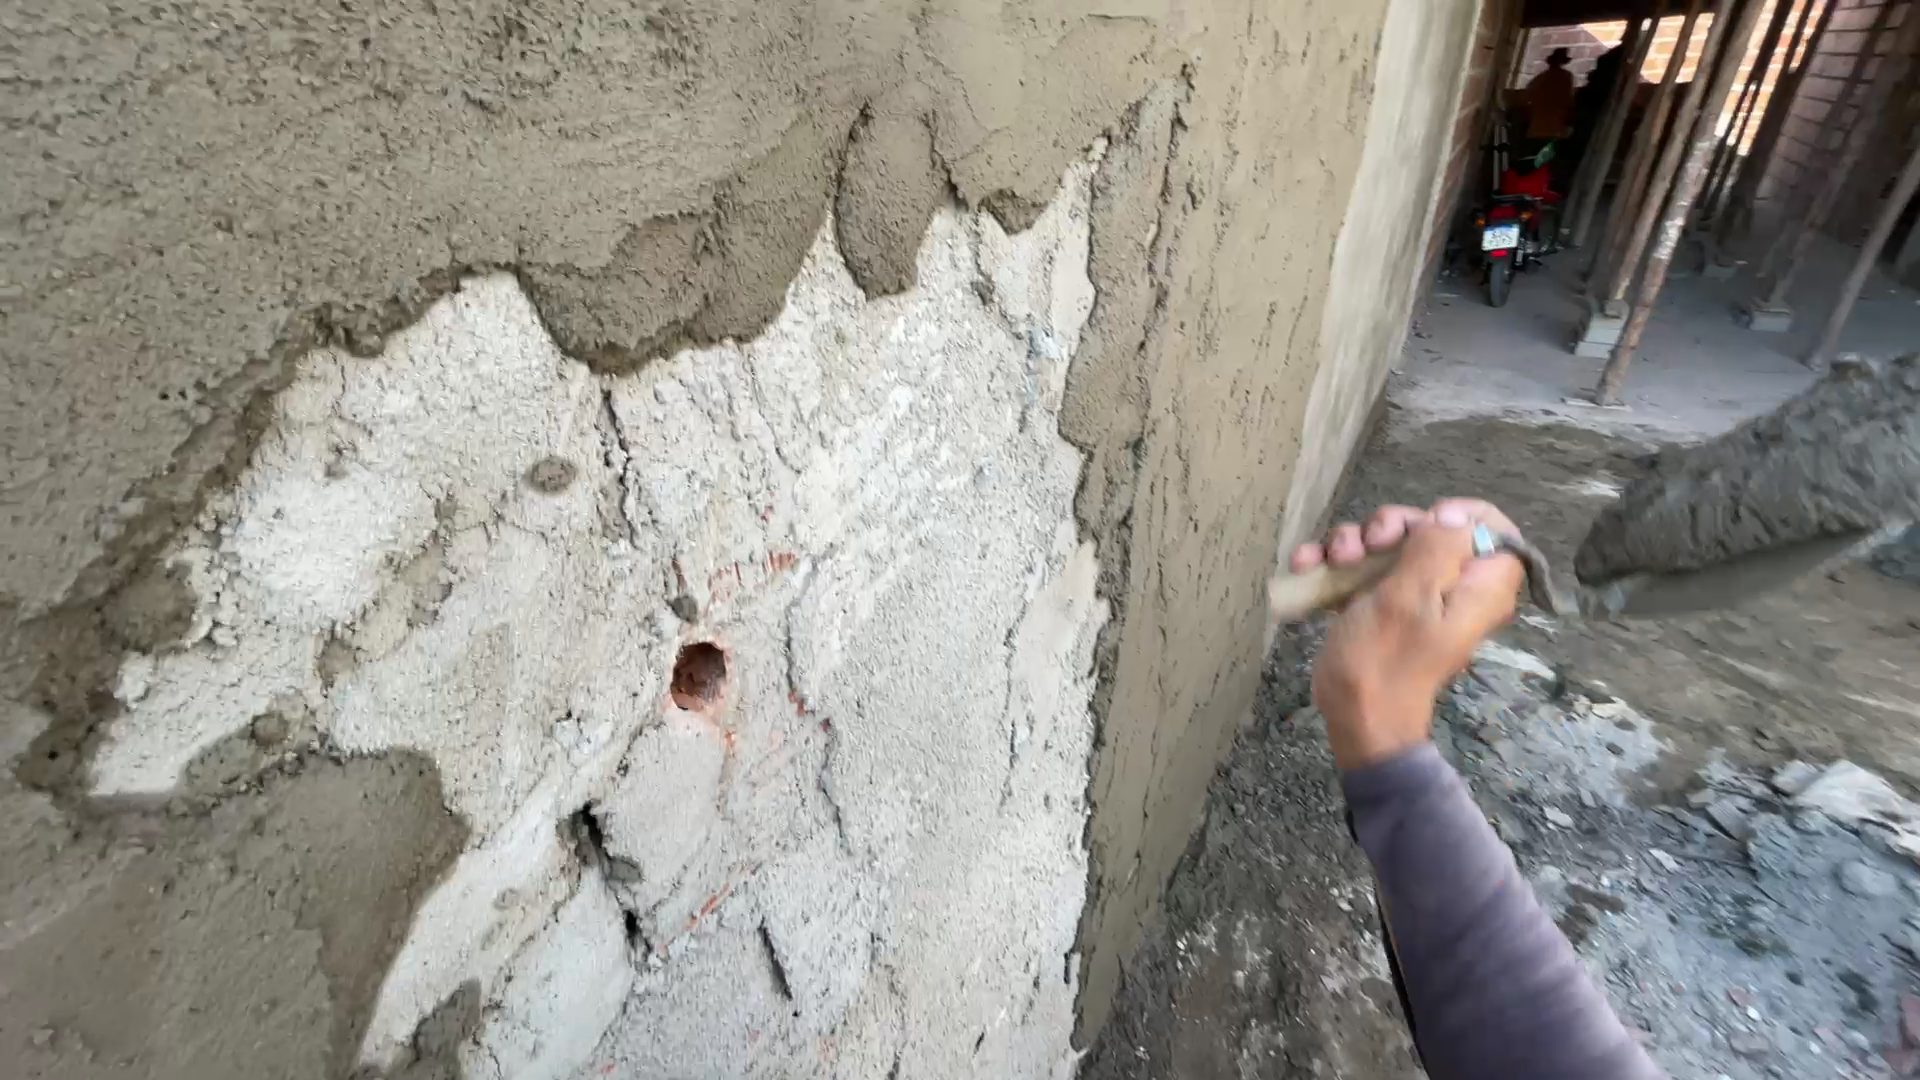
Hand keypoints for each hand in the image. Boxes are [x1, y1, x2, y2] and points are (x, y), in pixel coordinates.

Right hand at [1290, 499, 1525, 769]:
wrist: (1355, 712)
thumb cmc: (1386, 657)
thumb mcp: (1410, 598)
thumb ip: (1437, 550)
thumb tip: (1454, 513)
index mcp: (1478, 585)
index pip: (1489, 529)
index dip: (1455, 516)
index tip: (1419, 525)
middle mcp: (1449, 584)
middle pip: (1427, 529)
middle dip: (1387, 528)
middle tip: (1368, 545)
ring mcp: (1408, 593)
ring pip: (1384, 545)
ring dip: (1349, 544)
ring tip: (1330, 561)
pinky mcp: (1373, 602)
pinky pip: (1355, 568)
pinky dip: (1329, 563)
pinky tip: (1305, 567)